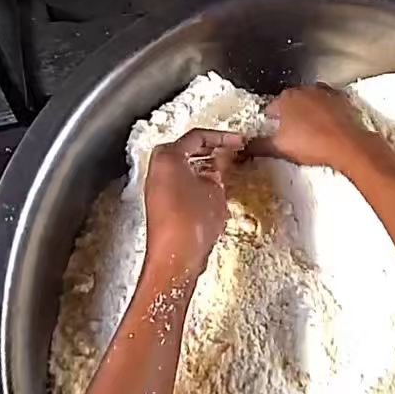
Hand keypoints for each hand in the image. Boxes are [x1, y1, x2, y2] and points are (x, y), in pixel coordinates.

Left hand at [142, 128, 242, 281]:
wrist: (175, 257)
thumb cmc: (193, 220)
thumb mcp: (215, 189)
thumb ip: (221, 166)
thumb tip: (224, 156)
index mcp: (168, 157)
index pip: (198, 136)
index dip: (222, 137)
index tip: (238, 141)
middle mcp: (157, 167)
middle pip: (187, 147)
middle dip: (211, 148)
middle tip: (232, 150)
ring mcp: (156, 185)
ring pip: (183, 163)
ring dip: (204, 163)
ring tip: (226, 167)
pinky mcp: (159, 201)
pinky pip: (179, 178)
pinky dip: (196, 176)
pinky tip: (213, 185)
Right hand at [260, 84, 383, 170]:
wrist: (347, 145)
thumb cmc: (312, 144)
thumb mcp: (279, 148)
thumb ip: (258, 146)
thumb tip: (244, 147)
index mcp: (286, 99)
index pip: (271, 108)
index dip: (270, 121)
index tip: (273, 131)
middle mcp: (305, 90)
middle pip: (291, 102)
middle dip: (290, 115)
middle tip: (292, 134)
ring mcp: (325, 93)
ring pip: (311, 100)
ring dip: (309, 111)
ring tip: (311, 130)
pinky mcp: (342, 99)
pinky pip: (330, 103)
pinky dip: (328, 111)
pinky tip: (328, 124)